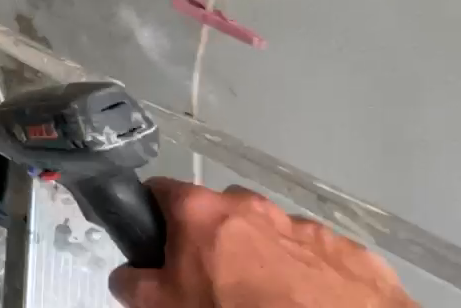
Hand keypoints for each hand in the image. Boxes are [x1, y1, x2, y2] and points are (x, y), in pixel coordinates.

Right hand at [111, 178, 413, 307]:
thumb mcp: (163, 304)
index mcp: (199, 207)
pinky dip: (320, 277)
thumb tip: (127, 275)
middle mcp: (251, 205)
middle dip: (219, 239)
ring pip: (277, 235)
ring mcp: (310, 230)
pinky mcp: (361, 259)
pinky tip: (319, 304)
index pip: (159, 191)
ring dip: (271, 256)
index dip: (157, 219)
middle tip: (223, 281)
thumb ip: (132, 280)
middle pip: (221, 212)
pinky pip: (328, 260)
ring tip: (278, 298)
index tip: (165, 248)